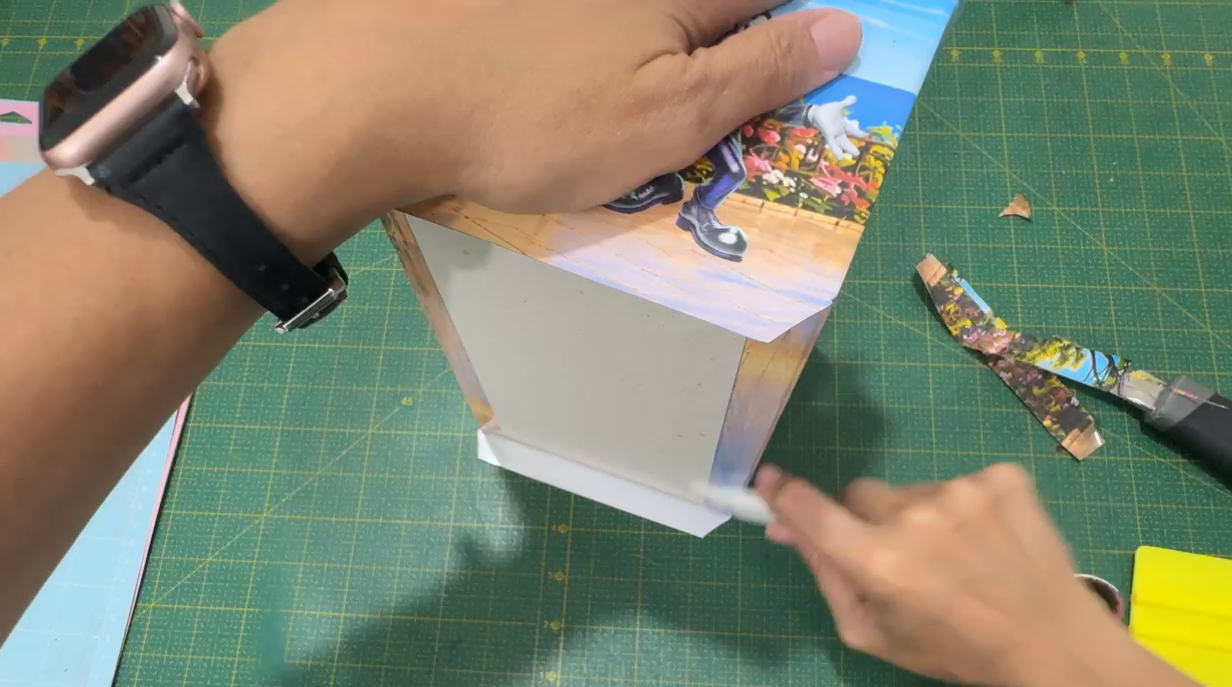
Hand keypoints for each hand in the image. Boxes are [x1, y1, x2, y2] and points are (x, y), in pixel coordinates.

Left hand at [202, 0, 862, 243]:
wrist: (386, 91)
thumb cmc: (541, 117)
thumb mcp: (667, 116)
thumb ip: (755, 74)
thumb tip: (845, 29)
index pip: (770, 7)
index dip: (805, 38)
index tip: (821, 76)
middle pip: (712, 19)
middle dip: (739, 64)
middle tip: (751, 119)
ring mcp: (577, 6)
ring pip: (650, 35)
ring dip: (679, 73)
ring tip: (660, 130)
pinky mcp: (524, 18)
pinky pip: (596, 40)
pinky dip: (616, 67)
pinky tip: (599, 99)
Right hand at [756, 464, 1132, 686]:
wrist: (1051, 645)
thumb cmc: (950, 650)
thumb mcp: (870, 632)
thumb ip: (824, 574)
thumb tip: (785, 526)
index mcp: (878, 561)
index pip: (812, 510)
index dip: (784, 493)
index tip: (768, 480)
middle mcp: (916, 516)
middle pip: (862, 494)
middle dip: (866, 519)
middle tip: (899, 558)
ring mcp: (964, 490)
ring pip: (911, 491)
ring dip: (919, 517)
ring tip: (956, 557)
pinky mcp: (1004, 478)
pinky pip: (959, 483)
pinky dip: (964, 508)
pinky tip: (986, 541)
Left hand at [808, 95, 867, 160]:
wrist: (816, 112)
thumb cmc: (827, 111)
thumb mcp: (839, 106)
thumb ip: (847, 103)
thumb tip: (855, 98)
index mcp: (842, 126)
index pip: (853, 130)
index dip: (860, 134)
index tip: (868, 136)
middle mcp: (839, 132)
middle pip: (847, 141)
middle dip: (852, 147)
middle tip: (859, 153)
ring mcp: (833, 134)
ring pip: (842, 143)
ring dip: (848, 149)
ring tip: (855, 154)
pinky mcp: (828, 135)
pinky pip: (833, 143)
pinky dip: (837, 150)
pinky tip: (841, 157)